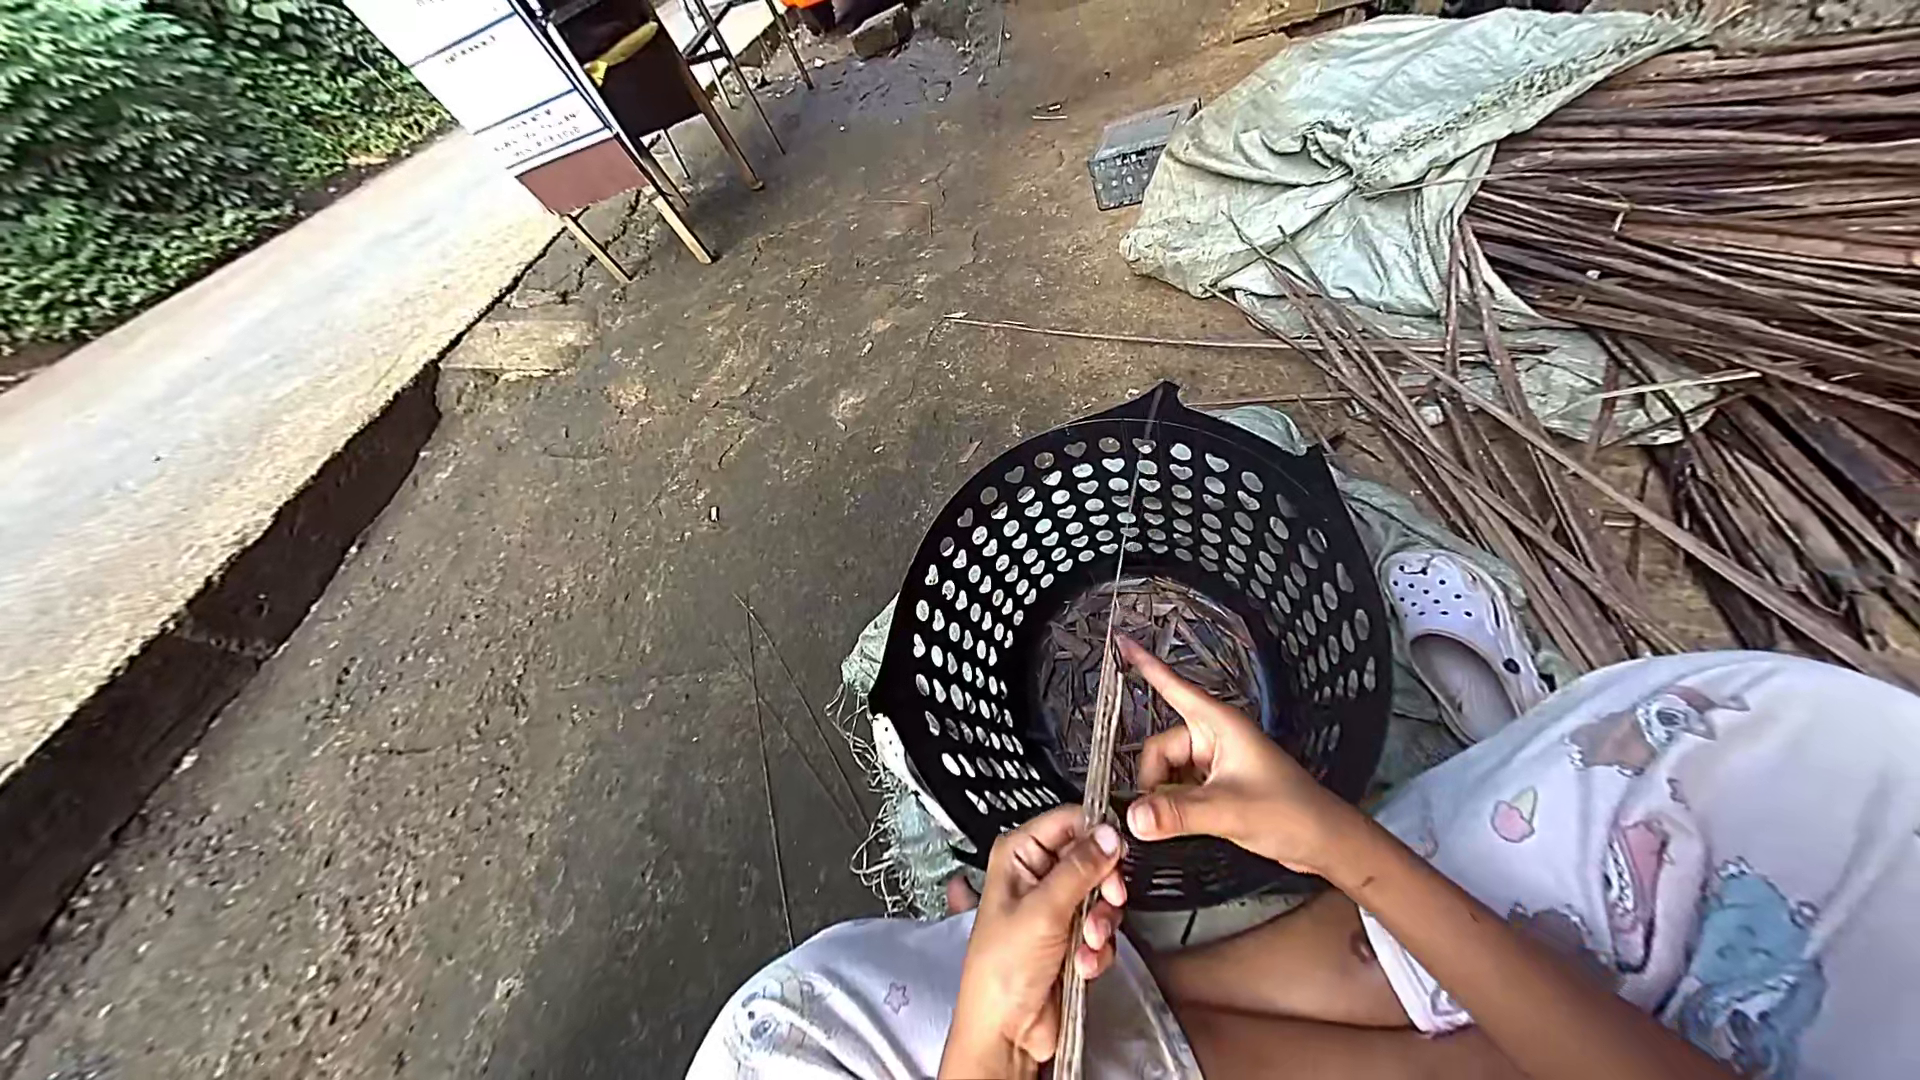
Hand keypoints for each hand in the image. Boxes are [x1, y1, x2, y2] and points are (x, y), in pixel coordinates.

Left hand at [940, 805, 1127, 1078]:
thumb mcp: (1043, 910)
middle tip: (1109, 898)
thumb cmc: (1001, 969)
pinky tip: (1083, 962)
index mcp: (1019, 852)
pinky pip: (1101, 926)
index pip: (1067, 821)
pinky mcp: (1071, 934)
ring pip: (1100, 893)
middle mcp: (1037, 873)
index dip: (1096, 833)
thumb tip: (1108, 835)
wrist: (1006, 1033)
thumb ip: (1079, 869)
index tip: (1118, 851)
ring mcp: (1055, 904)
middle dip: (1103, 885)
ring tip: (1088, 941)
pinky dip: (1098, 947)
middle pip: (1090, 857)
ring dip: (1101, 922)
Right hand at [1118, 636, 1365, 876]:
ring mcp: (1213, 762)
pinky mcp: (1214, 785)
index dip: (1144, 663)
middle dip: (1155, 781)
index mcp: (1218, 724)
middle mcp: (1212, 738)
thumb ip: (1178, 813)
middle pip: (1159, 749)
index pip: (1172, 686)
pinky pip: (1177, 788)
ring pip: (1166, 773)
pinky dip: (1174, 806)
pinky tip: (1186, 823)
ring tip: (1186, 820)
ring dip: (1166, 798)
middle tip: (1157, 812)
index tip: (1120, 640)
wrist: (1328, 845)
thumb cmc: (1294, 813)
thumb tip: (1134, 815)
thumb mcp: (1231, 810)